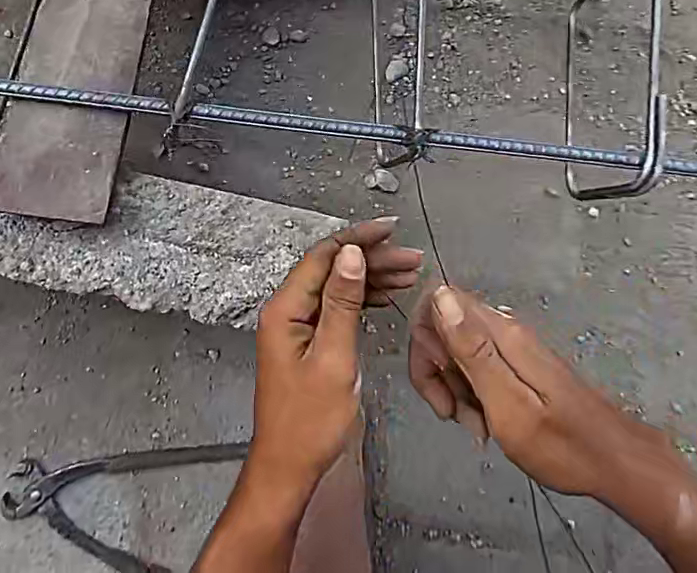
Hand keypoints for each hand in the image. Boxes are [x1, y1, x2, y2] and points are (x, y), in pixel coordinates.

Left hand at [250, 219, 423, 486]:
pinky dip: (363, 298)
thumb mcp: (334, 358)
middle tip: (411, 257)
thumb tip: (351, 253)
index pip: (323, 255)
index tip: (391, 230)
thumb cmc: (309, 422)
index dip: (358, 237)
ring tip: (409, 273)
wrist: (289, 467)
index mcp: (285, 308)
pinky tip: (387, 295)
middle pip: (332, 267)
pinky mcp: (307, 337)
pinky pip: (336, 305)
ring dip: (371, 277)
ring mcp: (296, 323)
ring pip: (337, 284)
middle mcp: (287, 308)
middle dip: (372, 258)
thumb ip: (344, 303)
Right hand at [408, 285, 674, 497]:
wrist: (616, 464)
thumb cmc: (561, 444)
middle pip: (443, 327)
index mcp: (499, 333)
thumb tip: (440, 295)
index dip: (425, 340)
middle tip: (455, 414)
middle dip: (437, 370)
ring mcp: (511, 346)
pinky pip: (477, 367)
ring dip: (454, 388)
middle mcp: (503, 329)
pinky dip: (471, 394)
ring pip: (457, 350)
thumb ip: (472, 350)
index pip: (438, 303)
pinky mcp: (517, 364)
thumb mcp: (509, 404)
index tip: (440, 382)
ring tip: (477, 427)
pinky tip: (487, 423)